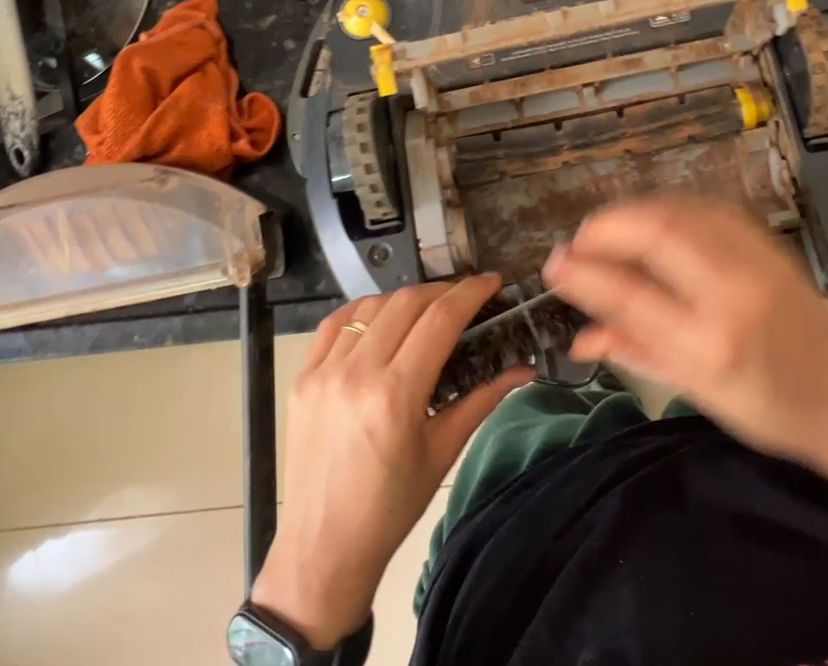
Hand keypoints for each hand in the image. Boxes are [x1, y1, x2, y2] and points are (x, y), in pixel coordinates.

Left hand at [251, 275, 531, 648]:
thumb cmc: (390, 507)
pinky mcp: (303, 377)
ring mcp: (323, 372)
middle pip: (406, 302)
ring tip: (429, 309)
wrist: (323, 545)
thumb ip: (482, 400)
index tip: (492, 282)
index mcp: (395, 395)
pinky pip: (336, 324)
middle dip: (443, 290)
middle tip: (467, 296)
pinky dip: (364, 310)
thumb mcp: (442, 453)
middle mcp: (356, 373)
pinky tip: (383, 317)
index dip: (470, 293)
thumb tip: (525, 370)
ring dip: (405, 298)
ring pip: (370, 305)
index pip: (439, 319)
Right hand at [544, 197, 827, 465]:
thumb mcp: (695, 391)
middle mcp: (732, 295)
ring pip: (680, 211)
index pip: (629, 295)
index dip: (583, 274)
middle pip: (655, 233)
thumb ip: (634, 352)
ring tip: (607, 230)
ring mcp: (756, 262)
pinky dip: (669, 209)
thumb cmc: (766, 409)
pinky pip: (708, 209)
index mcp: (709, 345)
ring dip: (634, 213)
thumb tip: (579, 337)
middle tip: (579, 241)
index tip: (555, 265)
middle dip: (605, 228)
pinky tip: (651, 221)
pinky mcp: (769, 244)